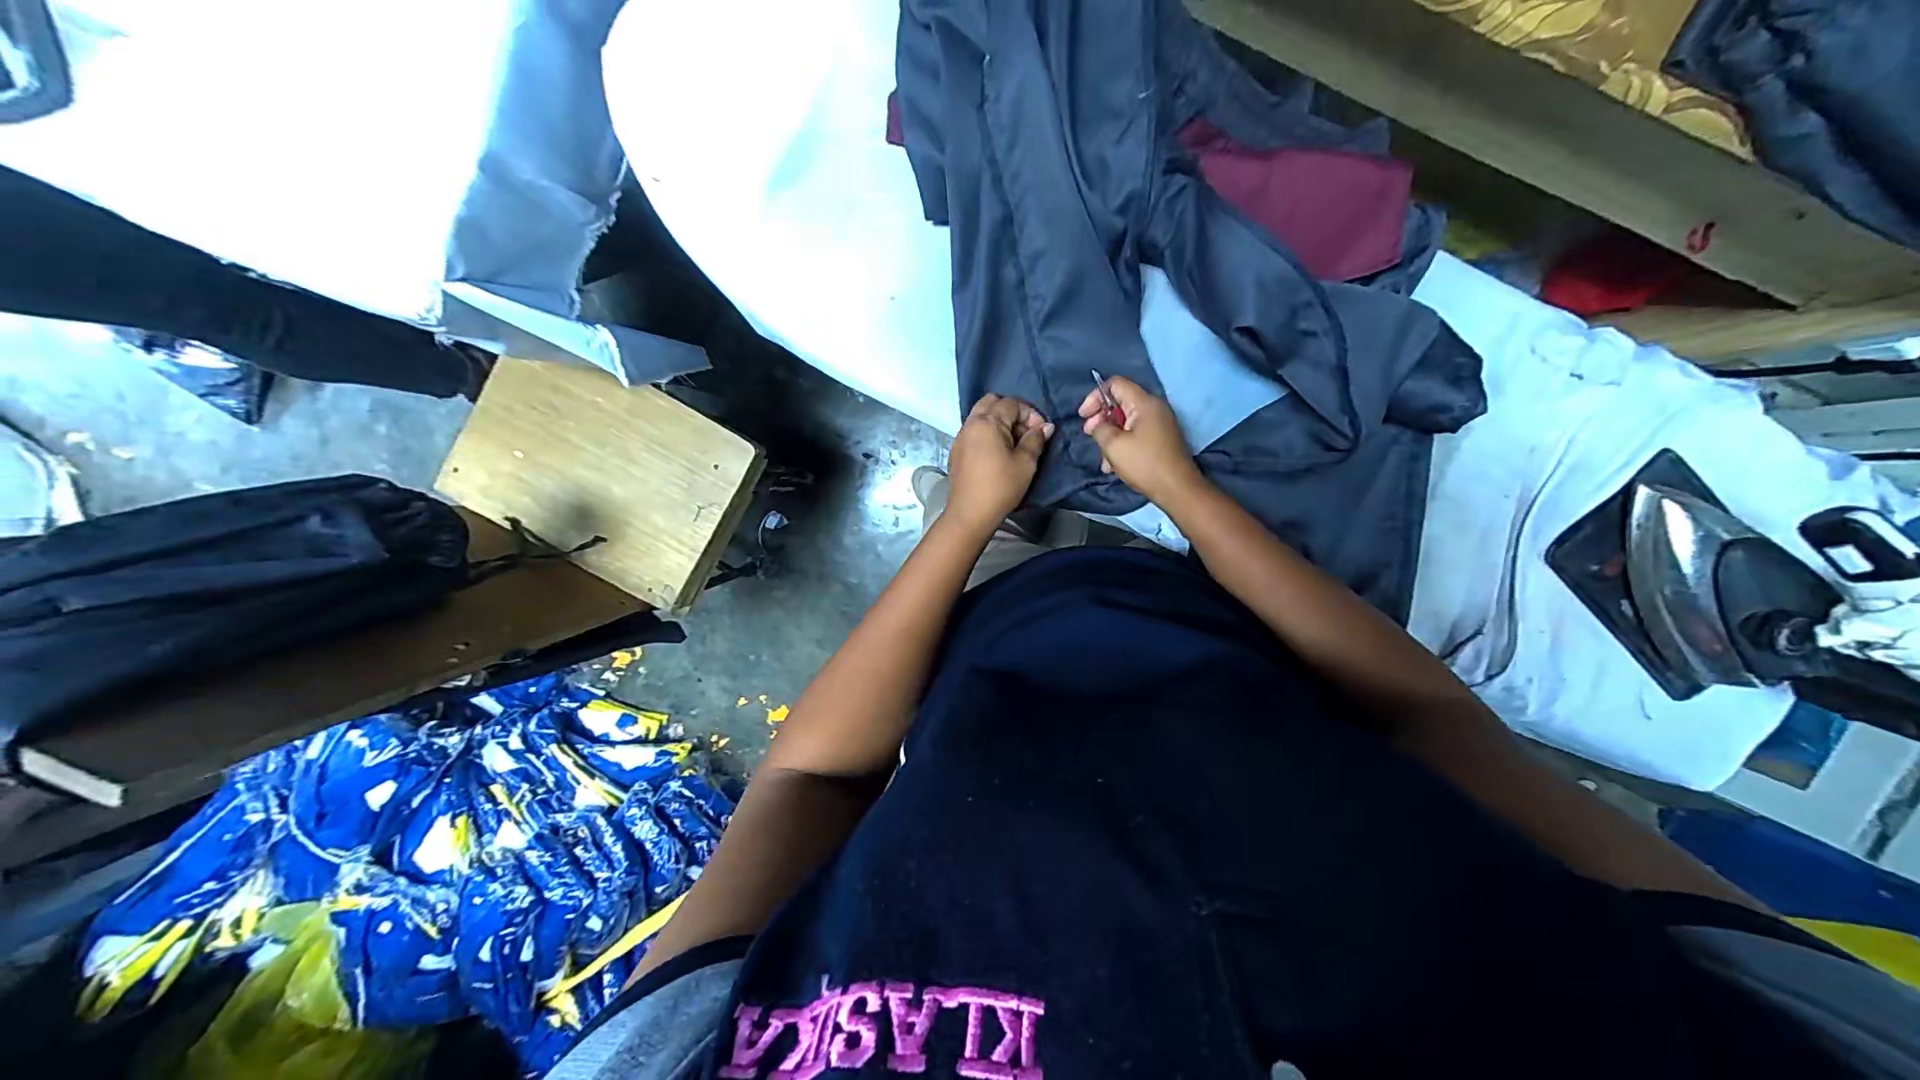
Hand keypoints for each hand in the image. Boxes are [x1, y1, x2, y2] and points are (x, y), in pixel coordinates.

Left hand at [946, 393, 1054, 532]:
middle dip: (1012, 411)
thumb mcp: (1025, 463)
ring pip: (981, 415)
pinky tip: (998, 452)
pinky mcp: (957, 450)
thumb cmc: (1001, 487)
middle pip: (992, 402)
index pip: (1012, 403)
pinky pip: (974, 430)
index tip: (1041, 432)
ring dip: (999, 421)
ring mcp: (961, 436)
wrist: (970, 513)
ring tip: (1013, 443)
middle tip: (1025, 432)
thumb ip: (1035, 440)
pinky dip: (987, 432)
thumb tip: (1045, 426)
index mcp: (987, 422)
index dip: (1030, 414)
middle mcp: (971, 423)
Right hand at [1078, 375, 1201, 503]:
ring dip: (1110, 435)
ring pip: (1126, 421)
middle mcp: (1154, 408)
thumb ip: (1100, 428)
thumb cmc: (1144, 464)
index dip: (1095, 397)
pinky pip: (1136, 433)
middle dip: (1101, 418)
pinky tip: (1114, 464)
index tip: (1084, 417)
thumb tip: (1099, 424)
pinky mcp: (1161, 438)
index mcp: (1144, 403)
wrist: (1177, 489)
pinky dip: (1122, 443)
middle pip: (1120, 402)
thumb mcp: (1113, 445)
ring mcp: (1160, 423)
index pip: (1115, 384)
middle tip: (1090, 435)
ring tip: (1103, 457)